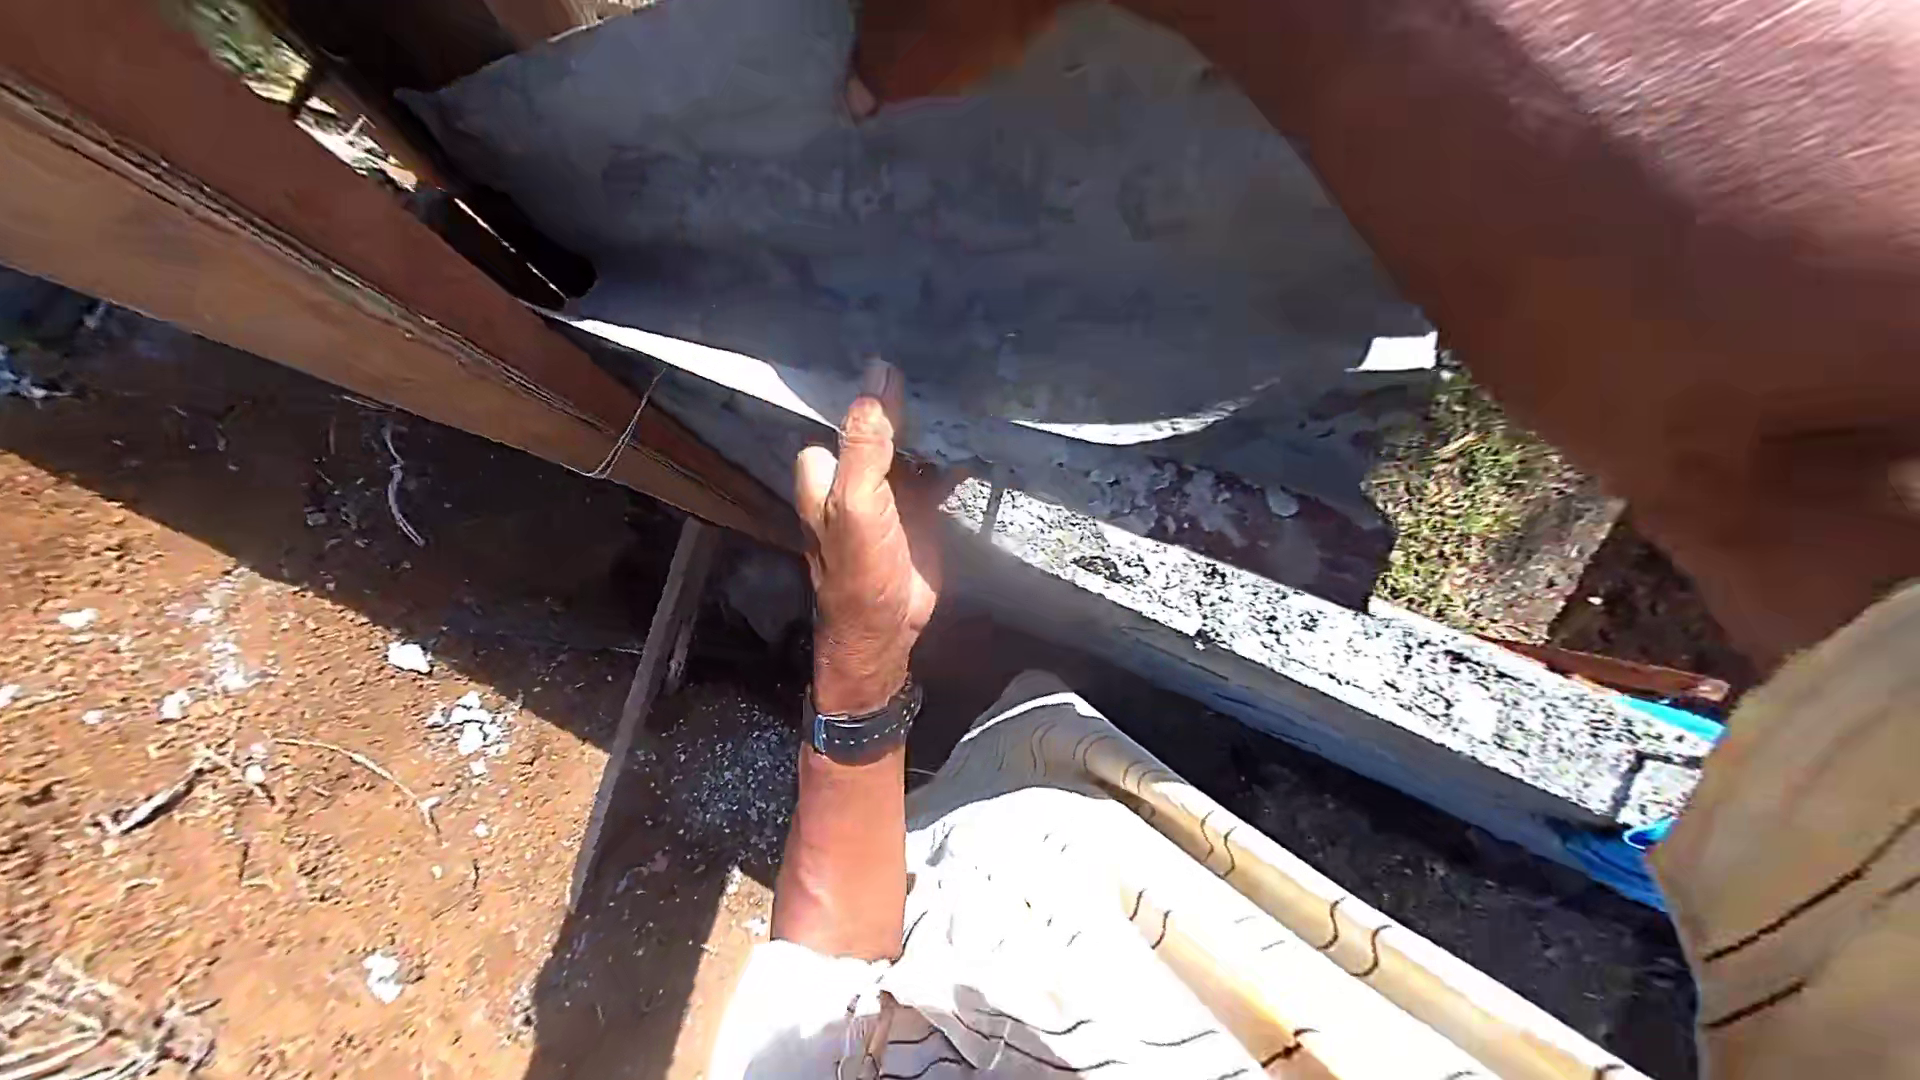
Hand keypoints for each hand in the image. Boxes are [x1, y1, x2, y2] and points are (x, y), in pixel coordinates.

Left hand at [795, 361, 945, 714]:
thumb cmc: (858, 566)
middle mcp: (855, 470)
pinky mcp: (920, 503)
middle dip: (906, 394)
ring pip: (910, 441)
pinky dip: (953, 452)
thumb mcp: (856, 501)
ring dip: (932, 419)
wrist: (887, 625)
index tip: (898, 338)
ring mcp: (890, 486)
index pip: (843, 408)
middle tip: (943, 348)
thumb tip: (878, 374)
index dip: (866, 381)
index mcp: (826, 466)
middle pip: (880, 421)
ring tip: (965, 373)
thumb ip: (865, 442)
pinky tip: (976, 427)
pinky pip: (936, 467)